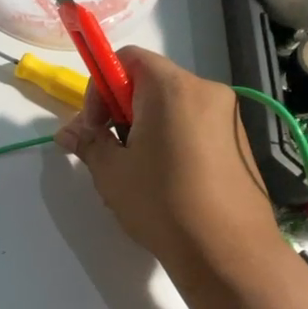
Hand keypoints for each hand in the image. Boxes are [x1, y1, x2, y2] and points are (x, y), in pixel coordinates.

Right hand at [54, 46, 280, 289]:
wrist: (226, 249)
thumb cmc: (161, 203)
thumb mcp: (110, 172)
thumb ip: (88, 142)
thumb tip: (68, 132)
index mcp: (172, 89)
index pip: (127, 58)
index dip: (100, 87)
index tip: (94, 126)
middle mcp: (206, 91)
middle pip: (150, 82)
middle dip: (120, 110)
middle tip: (107, 151)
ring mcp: (228, 116)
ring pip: (172, 106)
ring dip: (144, 127)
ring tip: (134, 171)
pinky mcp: (238, 141)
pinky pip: (193, 125)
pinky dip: (170, 140)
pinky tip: (164, 181)